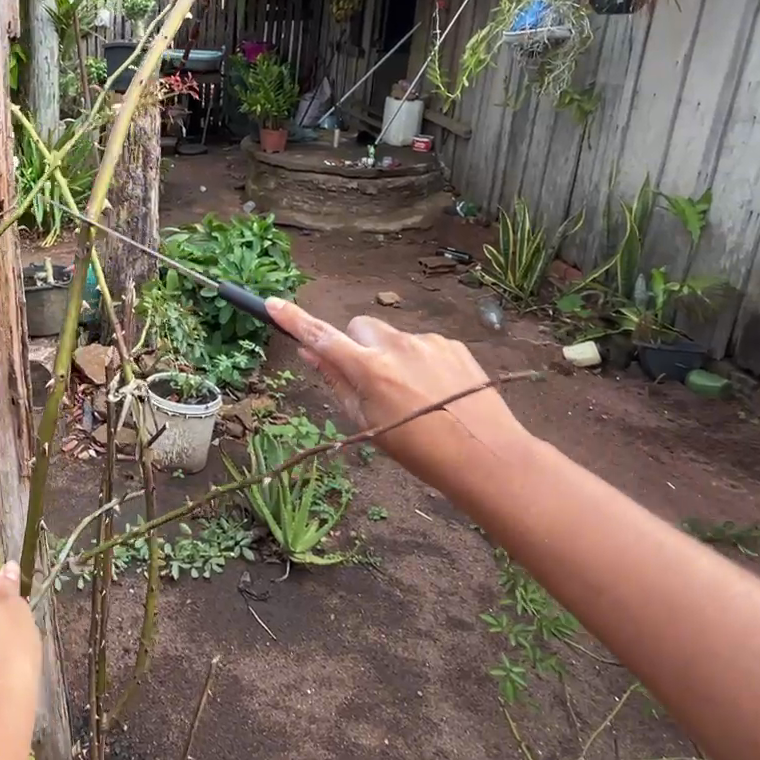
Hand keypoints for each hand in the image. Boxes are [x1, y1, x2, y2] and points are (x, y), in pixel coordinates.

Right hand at [267, 298, 530, 483]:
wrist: (486, 455)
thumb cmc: (418, 449)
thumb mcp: (365, 421)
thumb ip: (336, 381)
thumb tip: (310, 352)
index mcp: (369, 369)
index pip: (320, 336)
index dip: (294, 320)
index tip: (272, 304)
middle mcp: (395, 346)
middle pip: (358, 327)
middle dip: (356, 344)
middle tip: (369, 378)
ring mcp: (427, 342)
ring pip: (391, 337)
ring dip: (390, 355)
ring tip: (412, 394)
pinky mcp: (452, 344)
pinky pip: (421, 343)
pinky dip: (419, 360)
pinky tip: (435, 390)